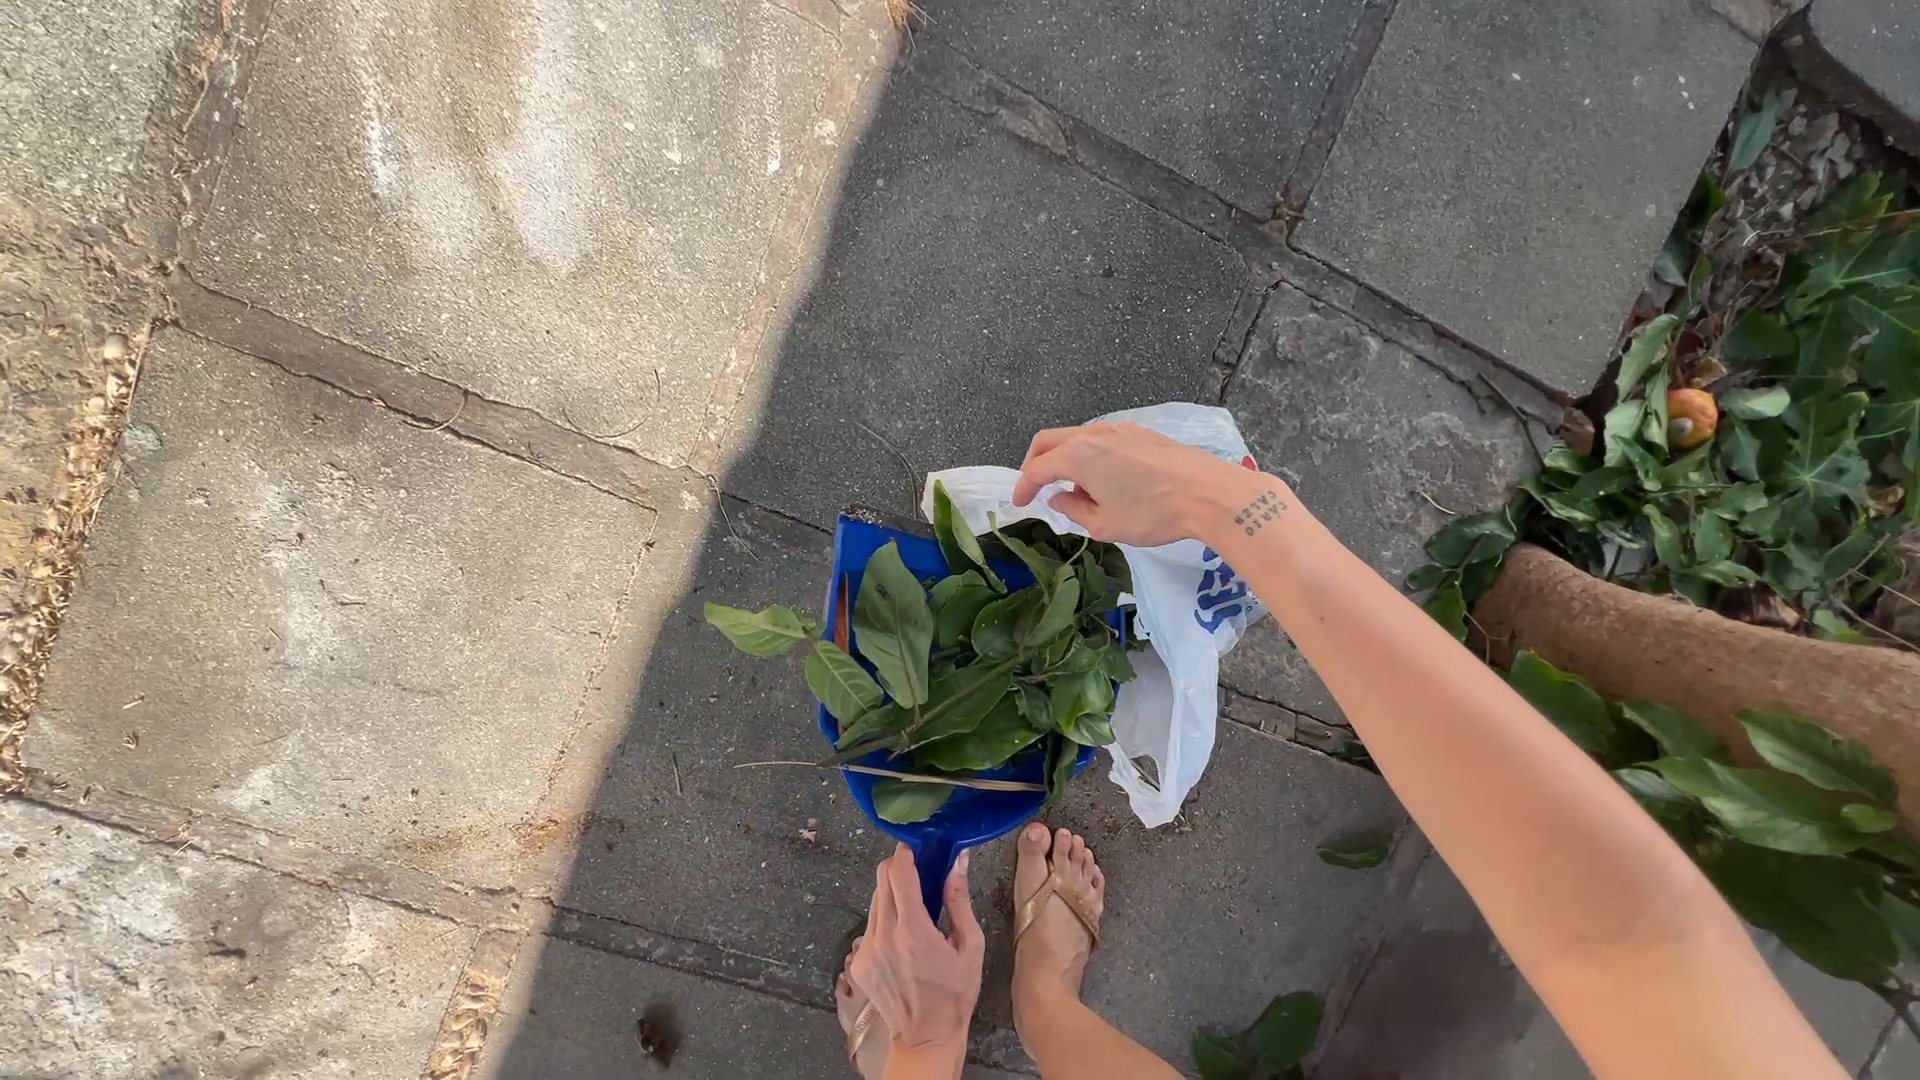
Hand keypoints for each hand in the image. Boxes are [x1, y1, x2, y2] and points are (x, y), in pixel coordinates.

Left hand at [849, 845, 984, 1059]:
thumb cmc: (955, 994)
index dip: (906, 853)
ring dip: (892, 893)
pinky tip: (902, 935)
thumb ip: (959, 899)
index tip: (917, 847)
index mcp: (913, 931)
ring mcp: (867, 951)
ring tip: (914, 907)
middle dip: (898, 868)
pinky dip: (885, 919)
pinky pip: (870, 924)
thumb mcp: (970, 946)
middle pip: (881, 879)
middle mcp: (884, 936)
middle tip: (918, 871)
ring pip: (875, 900)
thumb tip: (958, 860)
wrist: (925, 1038)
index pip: (898, 873)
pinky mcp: (859, 963)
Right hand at [1012, 423, 1286, 546]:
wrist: (1209, 494)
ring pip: (1076, 438)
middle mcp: (1093, 434)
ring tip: (1074, 491)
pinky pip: (1101, 440)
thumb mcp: (1105, 525)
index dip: (1023, 486)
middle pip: (1049, 441)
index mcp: (1078, 456)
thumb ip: (1074, 510)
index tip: (1020, 504)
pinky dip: (1088, 456)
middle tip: (1034, 488)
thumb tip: (1060, 499)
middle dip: (1035, 463)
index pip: (1037, 468)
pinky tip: (1103, 480)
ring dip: (1064, 460)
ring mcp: (1119, 429)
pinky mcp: (1140, 433)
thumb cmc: (1152, 514)